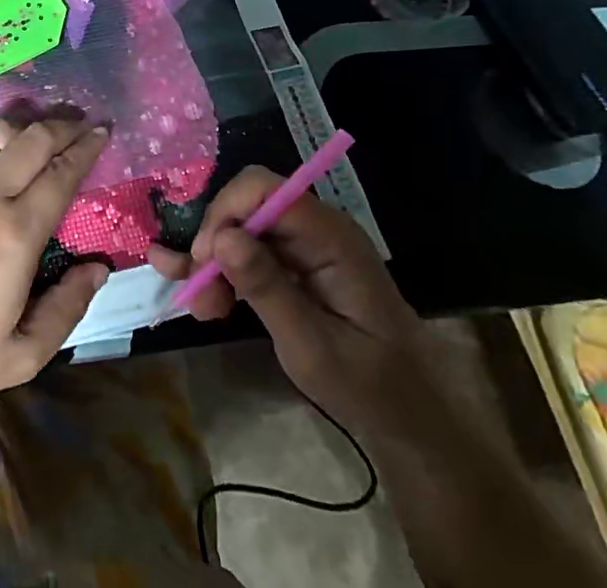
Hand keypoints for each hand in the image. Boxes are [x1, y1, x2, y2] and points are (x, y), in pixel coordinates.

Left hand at [0, 114, 111, 423]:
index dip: (86, 148)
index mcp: (15, 234)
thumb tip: (99, 267)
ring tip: (39, 130)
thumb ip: (69, 308)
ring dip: (22, 125)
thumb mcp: (22, 355)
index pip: (61, 174)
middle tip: (81, 122)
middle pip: (32, 139)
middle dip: (63, 125)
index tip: (103, 132)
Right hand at [147, 166, 427, 431]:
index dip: (224, 214)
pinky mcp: (296, 264)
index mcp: (332, 239)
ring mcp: (305, 246)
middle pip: (244, 206)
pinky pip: (247, 252)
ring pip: (239, 230)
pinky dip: (222, 272)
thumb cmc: (369, 386)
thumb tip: (221, 237)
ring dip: (212, 263)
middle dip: (212, 244)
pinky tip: (205, 298)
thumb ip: (267, 288)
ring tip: (203, 309)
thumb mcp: (311, 346)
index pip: (263, 190)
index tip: (204, 263)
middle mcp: (317, 230)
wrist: (409, 416)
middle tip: (198, 296)